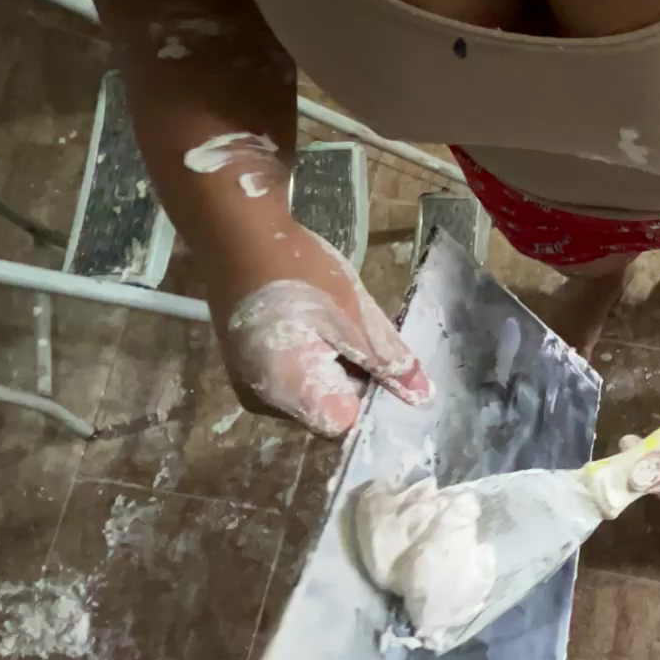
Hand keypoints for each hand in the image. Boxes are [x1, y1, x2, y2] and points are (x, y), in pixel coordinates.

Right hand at [212, 223, 430, 435]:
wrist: (238, 234)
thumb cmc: (300, 273)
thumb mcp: (357, 317)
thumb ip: (389, 363)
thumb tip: (421, 398)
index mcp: (289, 394)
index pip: (347, 425)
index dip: (376, 402)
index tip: (394, 373)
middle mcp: (265, 402)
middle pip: (332, 412)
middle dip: (362, 384)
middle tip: (372, 342)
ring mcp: (254, 384)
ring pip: (319, 394)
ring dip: (344, 369)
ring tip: (350, 330)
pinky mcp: (252, 367)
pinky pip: (300, 378)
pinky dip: (322, 359)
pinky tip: (330, 328)